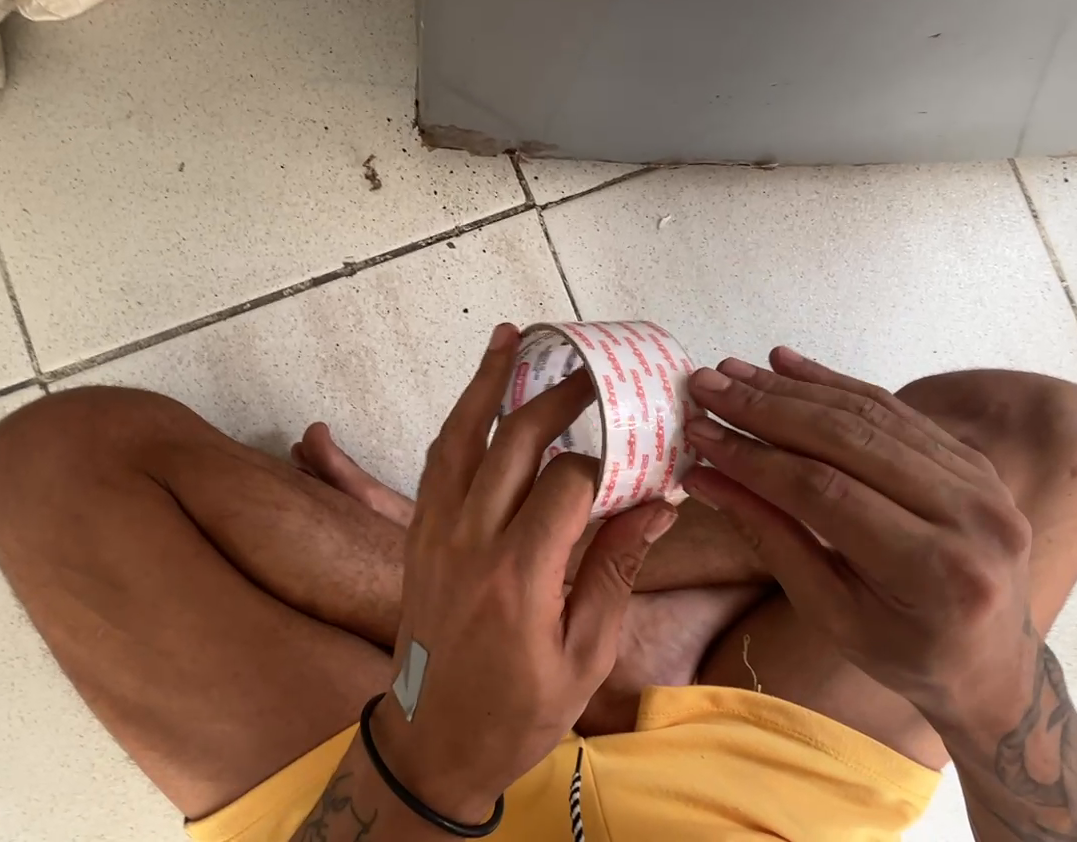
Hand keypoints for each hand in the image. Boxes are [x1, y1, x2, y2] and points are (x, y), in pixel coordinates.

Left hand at [371, 324, 678, 820]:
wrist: (432, 741)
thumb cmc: (518, 709)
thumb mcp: (585, 655)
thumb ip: (616, 570)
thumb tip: (658, 502)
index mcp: (520, 575)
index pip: (568, 483)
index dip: (604, 466)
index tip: (630, 466)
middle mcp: (471, 539)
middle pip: (514, 442)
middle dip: (556, 397)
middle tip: (590, 368)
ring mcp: (435, 531)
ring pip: (461, 436)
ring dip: (488, 382)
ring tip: (511, 336)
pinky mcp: (418, 533)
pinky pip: (437, 460)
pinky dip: (458, 420)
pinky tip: (476, 396)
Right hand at [680, 349, 1038, 732]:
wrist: (993, 663)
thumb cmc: (901, 651)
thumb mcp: (827, 611)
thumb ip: (769, 535)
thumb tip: (703, 476)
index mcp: (935, 572)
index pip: (823, 492)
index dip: (753, 457)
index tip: (698, 431)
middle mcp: (970, 515)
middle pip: (846, 440)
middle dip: (764, 408)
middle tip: (705, 384)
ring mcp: (980, 480)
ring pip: (868, 414)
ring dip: (791, 387)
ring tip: (732, 370)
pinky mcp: (971, 458)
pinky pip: (893, 409)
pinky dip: (833, 382)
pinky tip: (785, 363)